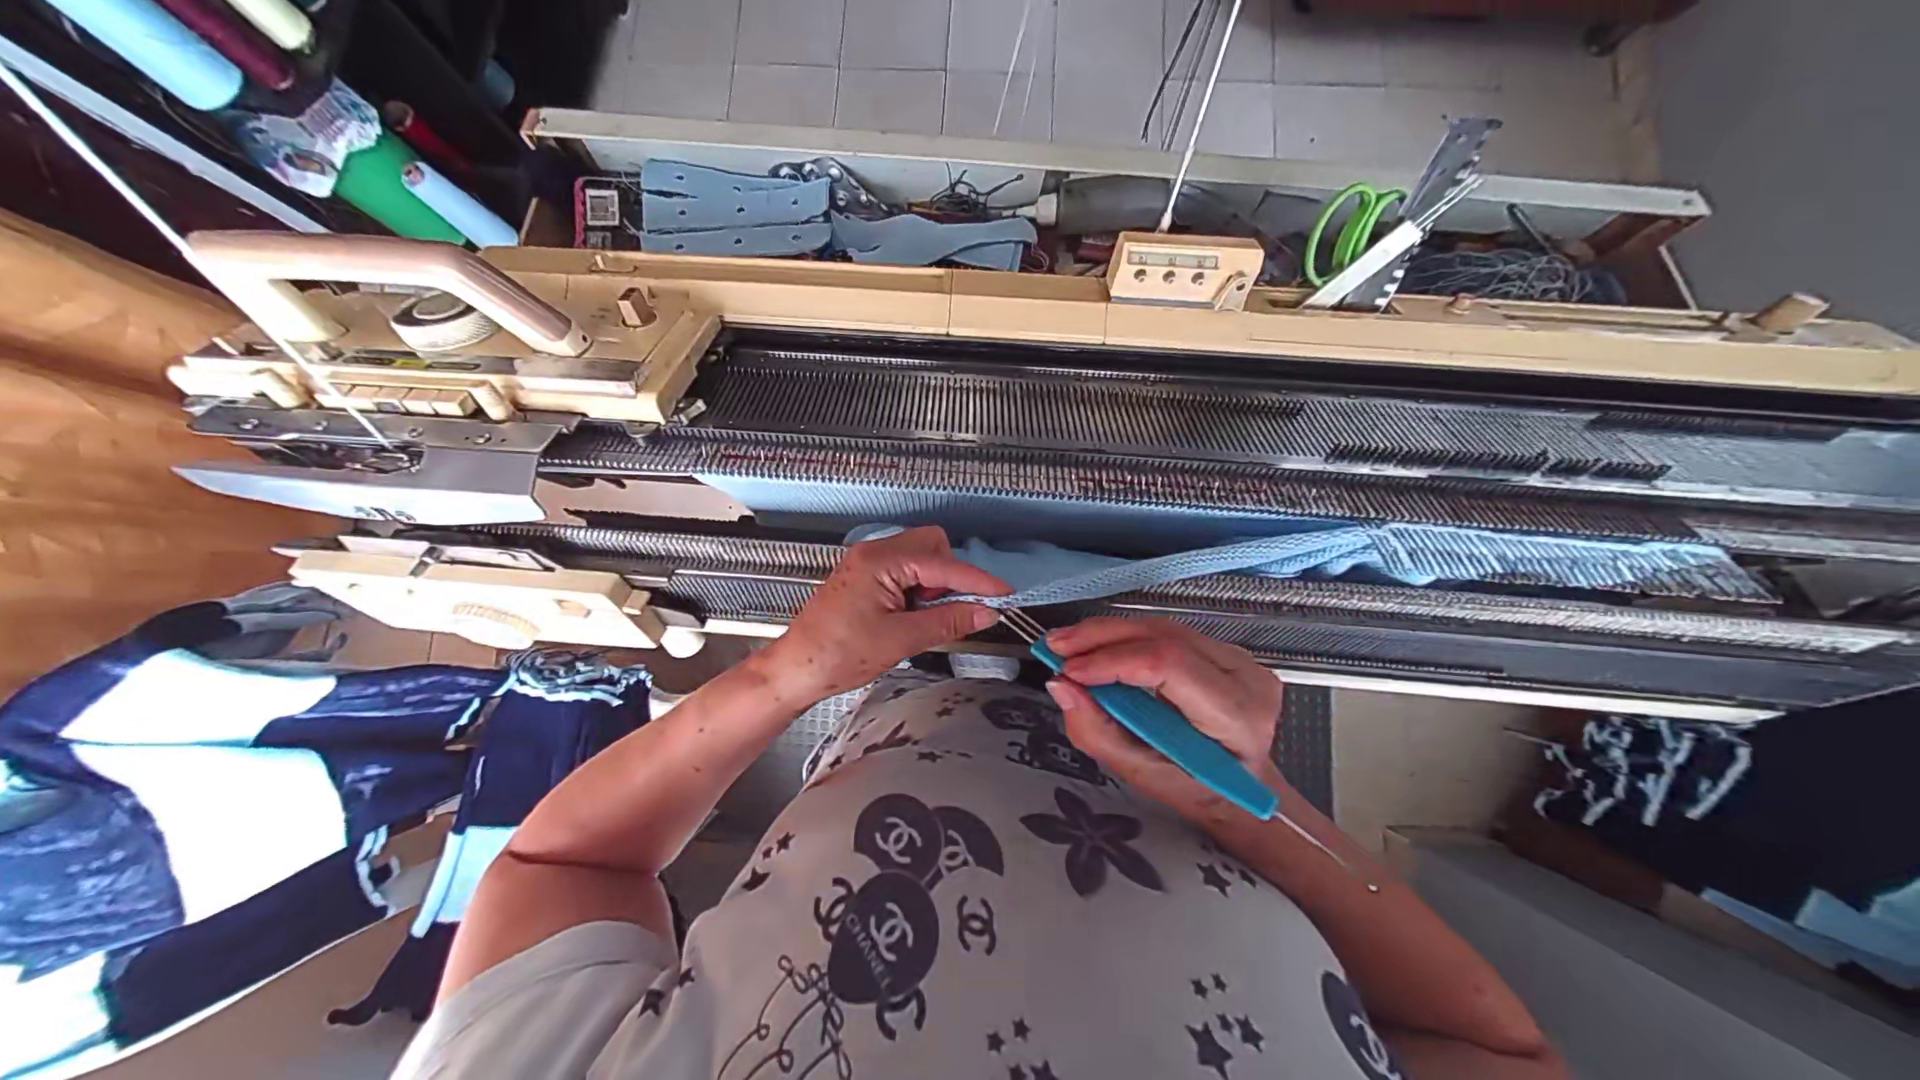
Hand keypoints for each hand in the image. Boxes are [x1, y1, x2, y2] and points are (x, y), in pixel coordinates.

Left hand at [751, 526, 1009, 706]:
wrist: (796, 669)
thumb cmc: (837, 654)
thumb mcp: (901, 640)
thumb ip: (948, 622)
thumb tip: (985, 613)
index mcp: (881, 561)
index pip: (942, 563)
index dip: (977, 581)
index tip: (1004, 594)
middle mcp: (873, 552)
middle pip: (933, 546)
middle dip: (950, 576)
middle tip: (949, 610)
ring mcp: (868, 563)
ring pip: (920, 557)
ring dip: (934, 584)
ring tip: (921, 619)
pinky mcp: (865, 577)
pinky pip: (905, 570)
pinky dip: (918, 589)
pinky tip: (911, 615)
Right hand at [1044, 617, 1281, 819]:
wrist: (1240, 786)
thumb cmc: (1196, 788)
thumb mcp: (1142, 774)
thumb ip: (1097, 732)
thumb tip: (1061, 687)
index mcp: (1237, 714)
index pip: (1170, 665)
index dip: (1113, 661)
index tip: (1068, 671)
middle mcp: (1244, 675)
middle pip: (1162, 636)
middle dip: (1100, 638)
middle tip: (1055, 647)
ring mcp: (1235, 656)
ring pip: (1159, 627)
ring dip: (1105, 633)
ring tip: (1065, 645)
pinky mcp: (1217, 648)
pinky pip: (1162, 633)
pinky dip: (1121, 637)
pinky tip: (1091, 645)